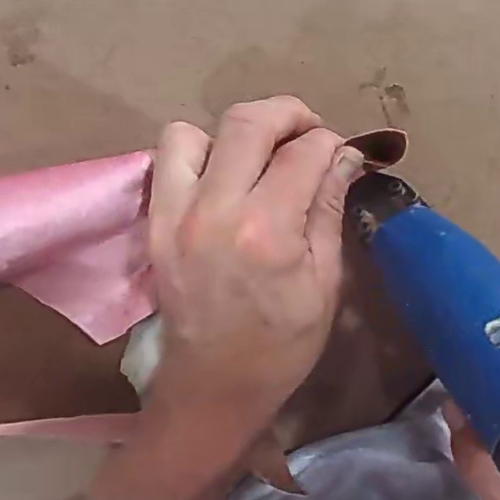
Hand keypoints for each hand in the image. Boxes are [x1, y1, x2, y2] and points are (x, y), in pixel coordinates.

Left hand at [144, 96, 364, 452]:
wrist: (215, 385)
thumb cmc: (283, 344)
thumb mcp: (326, 281)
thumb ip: (328, 208)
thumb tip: (344, 155)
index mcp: (268, 231)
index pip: (305, 152)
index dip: (332, 143)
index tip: (341, 154)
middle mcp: (216, 211)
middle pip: (248, 121)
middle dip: (288, 114)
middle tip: (308, 133)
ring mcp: (176, 215)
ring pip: (194, 130)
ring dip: (234, 132)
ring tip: (257, 157)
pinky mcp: (155, 223)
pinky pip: (167, 159)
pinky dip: (197, 152)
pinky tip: (222, 178)